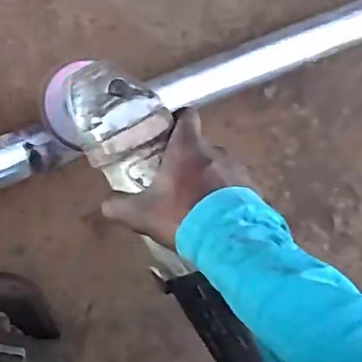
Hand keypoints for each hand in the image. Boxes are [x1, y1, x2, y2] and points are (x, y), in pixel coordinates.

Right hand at [99, 110, 252, 242]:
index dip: (177, 119)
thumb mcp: (141, 214)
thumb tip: (106, 205)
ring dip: (208, 176)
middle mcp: (216, 151)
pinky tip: (215, 214)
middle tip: (173, 175)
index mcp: (187, 148)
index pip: (186, 116)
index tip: (166, 130)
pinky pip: (235, 185)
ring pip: (218, 165)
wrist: (233, 245)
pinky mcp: (255, 190)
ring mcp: (238, 170)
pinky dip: (225, 194)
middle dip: (187, 157)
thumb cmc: (182, 216)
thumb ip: (118, 206)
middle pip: (200, 144)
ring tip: (195, 198)